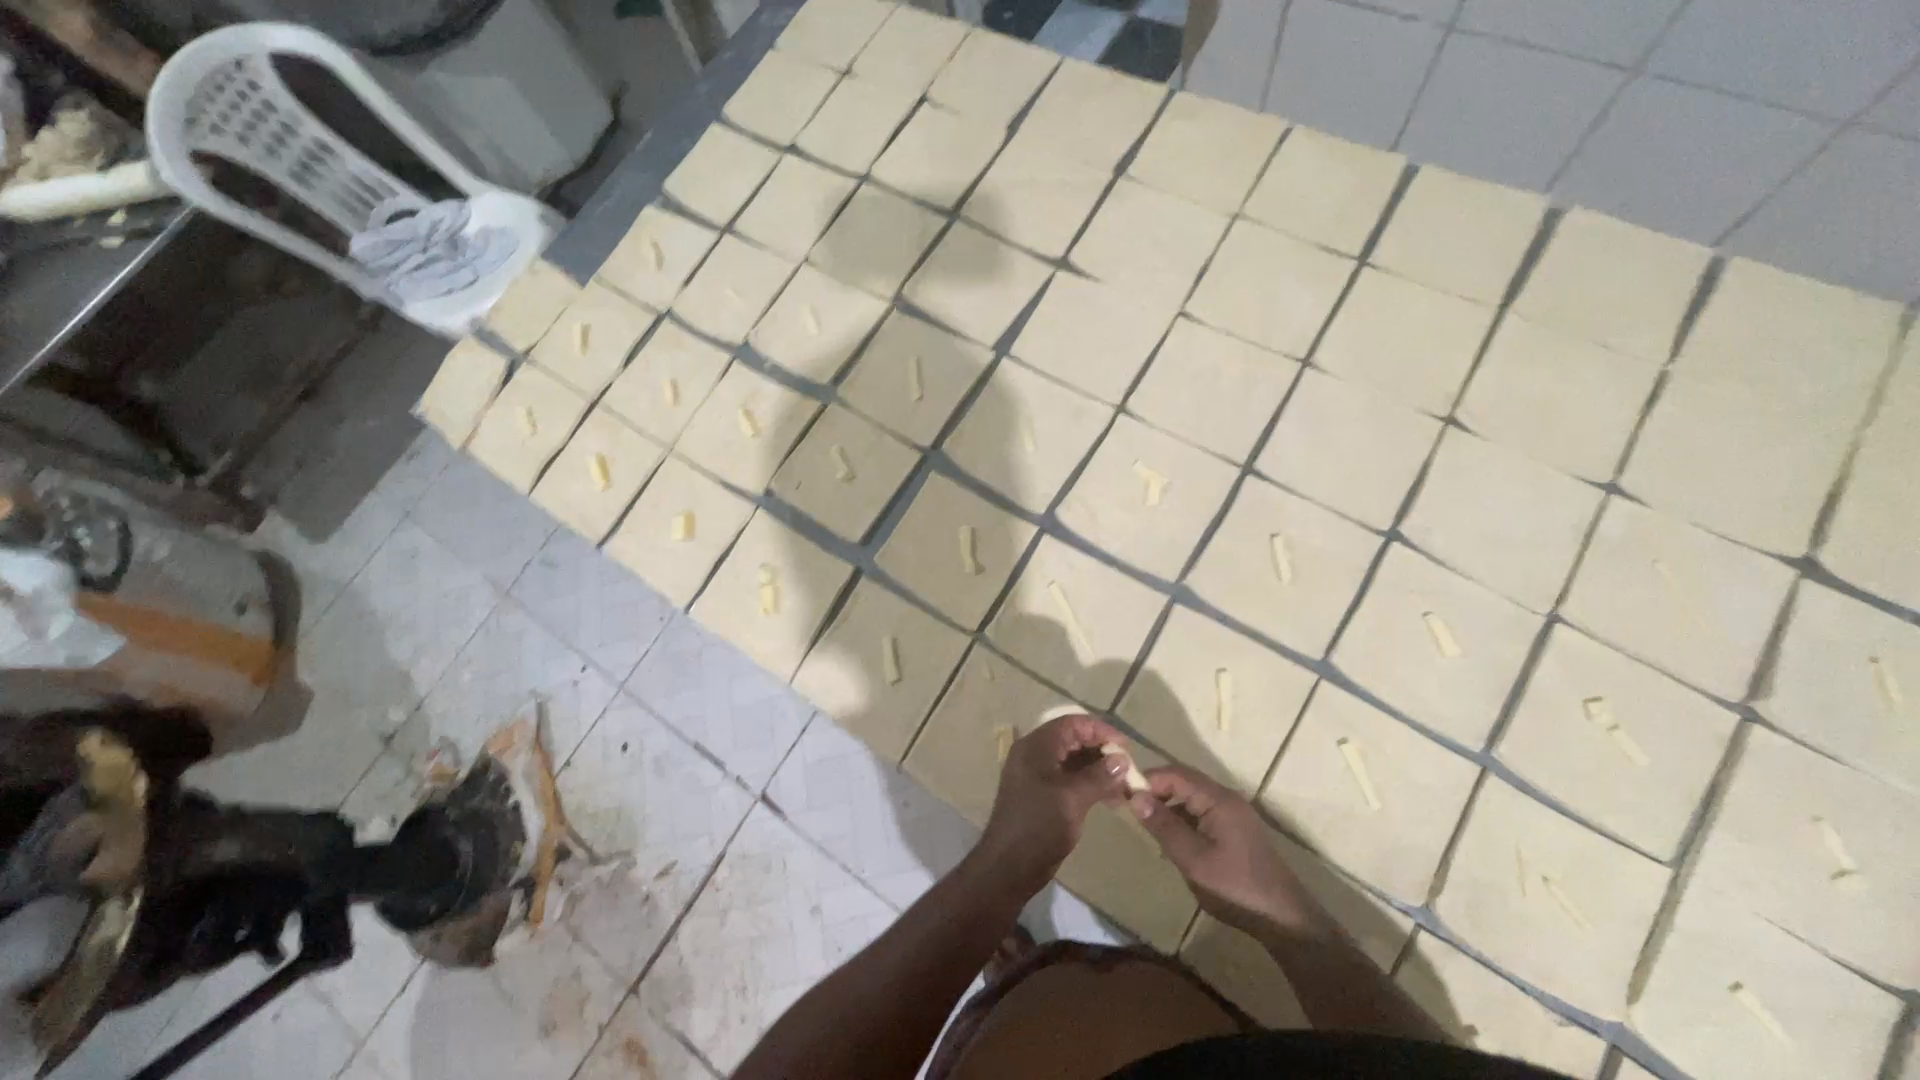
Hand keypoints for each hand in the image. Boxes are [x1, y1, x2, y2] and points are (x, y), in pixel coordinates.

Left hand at [974, 712, 1133, 896]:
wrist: (1010, 865)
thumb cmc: (1039, 825)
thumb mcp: (1072, 798)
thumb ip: (1098, 775)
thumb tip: (1122, 759)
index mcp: (1036, 746)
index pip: (1072, 723)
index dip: (1101, 730)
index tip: (1126, 747)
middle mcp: (1035, 755)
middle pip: (1073, 740)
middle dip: (1102, 750)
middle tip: (1128, 767)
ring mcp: (1037, 775)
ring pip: (1073, 761)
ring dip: (1099, 769)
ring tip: (1125, 785)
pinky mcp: (1043, 795)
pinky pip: (1069, 779)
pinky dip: (1090, 783)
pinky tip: (1111, 798)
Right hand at [1129, 766, 1326, 938]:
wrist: (1283, 918)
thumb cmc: (1235, 887)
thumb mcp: (1193, 859)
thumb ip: (1164, 826)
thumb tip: (1135, 796)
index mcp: (1218, 800)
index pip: (1175, 774)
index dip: (1147, 779)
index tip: (1121, 794)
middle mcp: (1227, 799)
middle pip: (1184, 782)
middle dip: (1156, 792)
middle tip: (1130, 810)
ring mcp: (1234, 815)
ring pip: (1192, 799)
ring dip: (1169, 808)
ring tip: (1147, 829)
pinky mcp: (1236, 831)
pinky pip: (1202, 814)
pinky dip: (1183, 821)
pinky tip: (1172, 843)